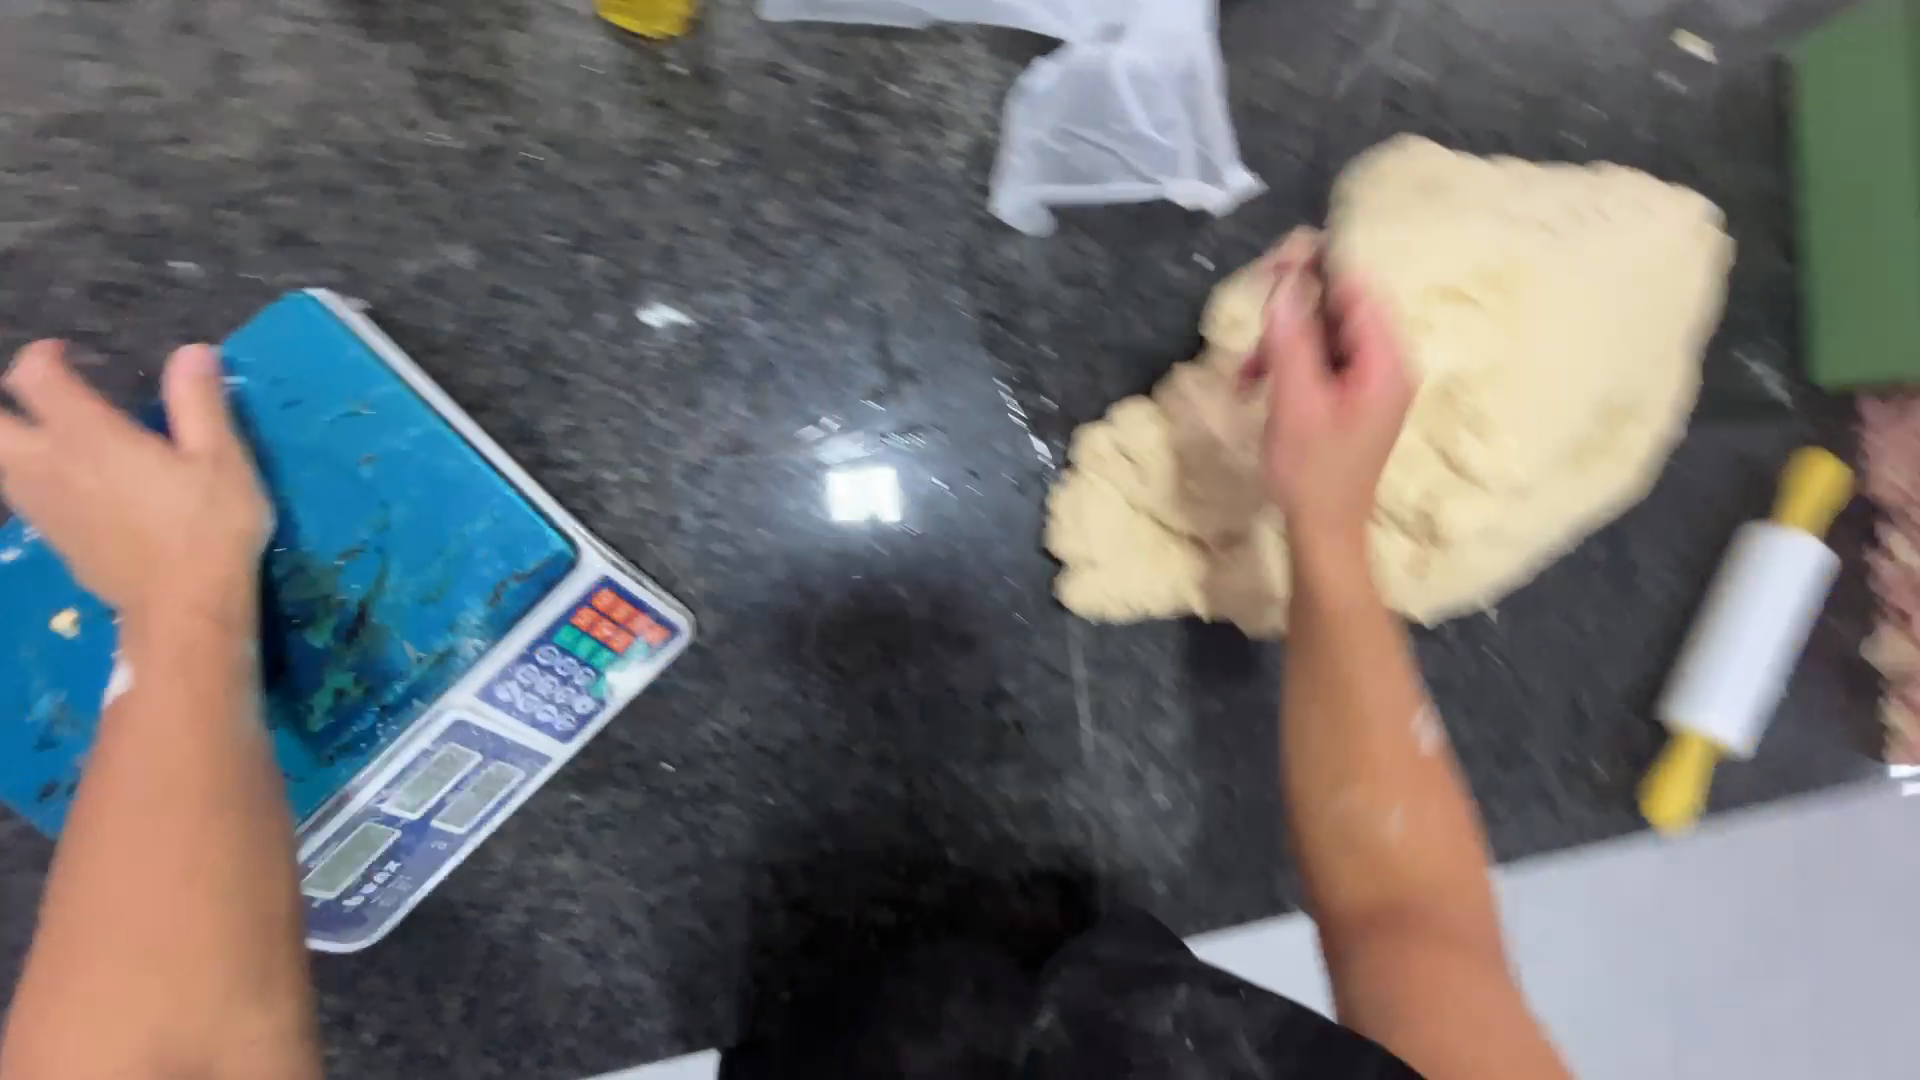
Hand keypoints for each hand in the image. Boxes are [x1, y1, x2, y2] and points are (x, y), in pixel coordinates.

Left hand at [0, 341, 270, 627]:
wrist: (184, 599)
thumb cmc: (212, 523)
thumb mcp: (223, 459)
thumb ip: (201, 403)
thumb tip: (192, 350)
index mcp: (89, 436)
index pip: (37, 378)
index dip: (45, 357)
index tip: (66, 353)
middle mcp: (45, 461)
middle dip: (6, 400)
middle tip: (42, 395)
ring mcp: (40, 501)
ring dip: (13, 438)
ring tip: (51, 437)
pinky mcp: (50, 532)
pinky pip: (16, 490)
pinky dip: (28, 474)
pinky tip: (67, 483)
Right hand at [1240, 230, 1415, 554]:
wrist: (1325, 528)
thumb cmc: (1312, 470)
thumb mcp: (1296, 402)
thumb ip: (1291, 341)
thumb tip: (1283, 287)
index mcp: (1385, 360)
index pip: (1358, 289)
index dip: (1319, 267)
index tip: (1278, 258)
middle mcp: (1386, 363)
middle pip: (1339, 310)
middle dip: (1290, 317)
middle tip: (1252, 332)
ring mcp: (1370, 382)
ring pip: (1323, 336)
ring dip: (1281, 346)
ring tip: (1247, 375)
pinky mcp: (1352, 398)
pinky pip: (1320, 362)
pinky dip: (1288, 366)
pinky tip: (1259, 385)